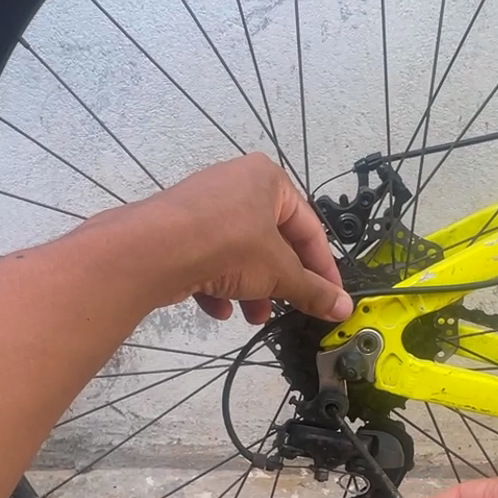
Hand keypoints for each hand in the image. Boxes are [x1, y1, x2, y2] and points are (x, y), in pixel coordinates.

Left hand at [137, 154, 350, 324]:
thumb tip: (342, 307)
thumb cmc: (227, 244)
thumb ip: (313, 291)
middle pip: (272, 243)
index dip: (323, 267)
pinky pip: (209, 261)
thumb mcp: (280, 272)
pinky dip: (218, 287)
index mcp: (268, 180)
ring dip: (252, 289)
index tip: (331, 297)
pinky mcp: (180, 232)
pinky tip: (220, 309)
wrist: (155, 250)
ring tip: (255, 316)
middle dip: (281, 282)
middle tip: (291, 309)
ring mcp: (204, 209)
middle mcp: (236, 186)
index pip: (309, 228)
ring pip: (240, 255)